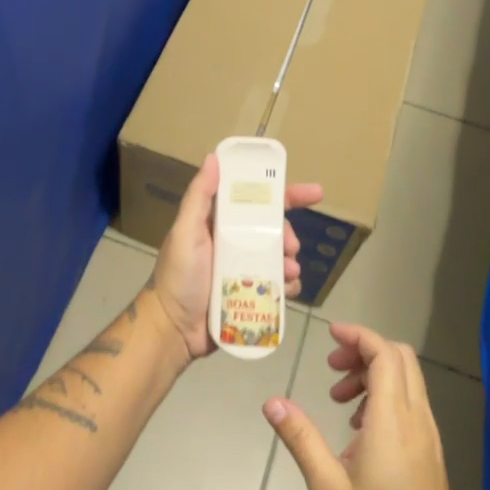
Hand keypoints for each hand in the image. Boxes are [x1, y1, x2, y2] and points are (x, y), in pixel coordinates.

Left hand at [150, 152, 323, 362]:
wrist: (173, 330)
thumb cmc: (178, 278)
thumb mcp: (185, 232)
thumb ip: (199, 197)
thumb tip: (213, 158)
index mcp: (219, 224)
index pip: (255, 200)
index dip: (285, 194)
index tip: (316, 193)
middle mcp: (233, 243)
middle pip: (273, 230)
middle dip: (290, 234)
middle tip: (292, 247)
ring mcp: (243, 270)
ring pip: (279, 258)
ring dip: (291, 261)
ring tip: (289, 272)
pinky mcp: (250, 295)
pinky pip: (278, 285)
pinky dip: (288, 285)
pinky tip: (288, 290)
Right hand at [262, 324, 489, 489]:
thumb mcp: (326, 486)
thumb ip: (301, 438)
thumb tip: (272, 402)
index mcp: (392, 421)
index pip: (385, 354)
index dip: (359, 335)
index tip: (330, 335)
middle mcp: (417, 419)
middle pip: (401, 358)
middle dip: (364, 350)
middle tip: (331, 368)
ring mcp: (429, 435)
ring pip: (408, 379)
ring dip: (374, 374)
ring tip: (339, 400)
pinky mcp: (431, 451)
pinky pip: (412, 402)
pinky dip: (386, 395)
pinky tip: (360, 428)